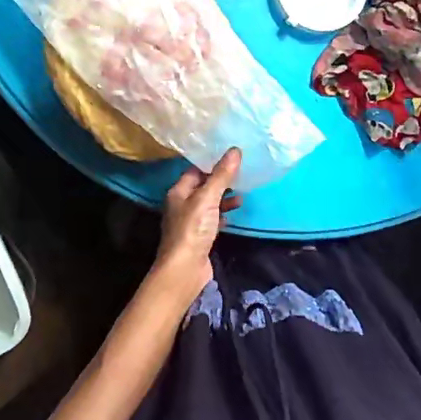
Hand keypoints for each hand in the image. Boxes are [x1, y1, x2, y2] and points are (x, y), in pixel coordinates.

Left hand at [153, 148, 241, 296]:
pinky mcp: (198, 236)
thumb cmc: (192, 229)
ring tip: (242, 194)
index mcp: (178, 191)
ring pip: (208, 203)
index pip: (194, 170)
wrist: (185, 269)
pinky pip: (211, 218)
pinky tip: (234, 214)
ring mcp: (189, 221)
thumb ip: (221, 176)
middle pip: (202, 186)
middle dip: (220, 180)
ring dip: (223, 198)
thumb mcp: (207, 198)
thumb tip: (234, 150)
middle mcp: (181, 204)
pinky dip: (222, 214)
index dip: (211, 163)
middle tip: (242, 174)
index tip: (231, 157)